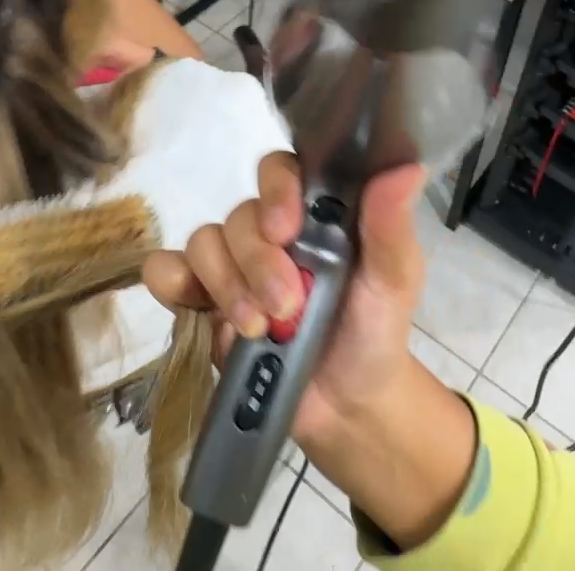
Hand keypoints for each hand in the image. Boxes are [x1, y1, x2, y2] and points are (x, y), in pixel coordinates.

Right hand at [145, 155, 475, 548]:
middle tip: (286, 307)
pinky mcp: (203, 304)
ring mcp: (233, 266)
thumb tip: (407, 167)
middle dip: (257, 262)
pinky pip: (167, 273)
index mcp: (313, 213)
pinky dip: (171, 282)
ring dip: (226, 285)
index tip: (286, 229)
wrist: (347, 406)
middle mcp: (268, 231)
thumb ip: (391, 227)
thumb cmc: (376, 330)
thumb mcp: (395, 280)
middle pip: (239, 215)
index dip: (276, 191)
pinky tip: (194, 307)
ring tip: (257, 330)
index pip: (281, 171)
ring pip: (204, 242)